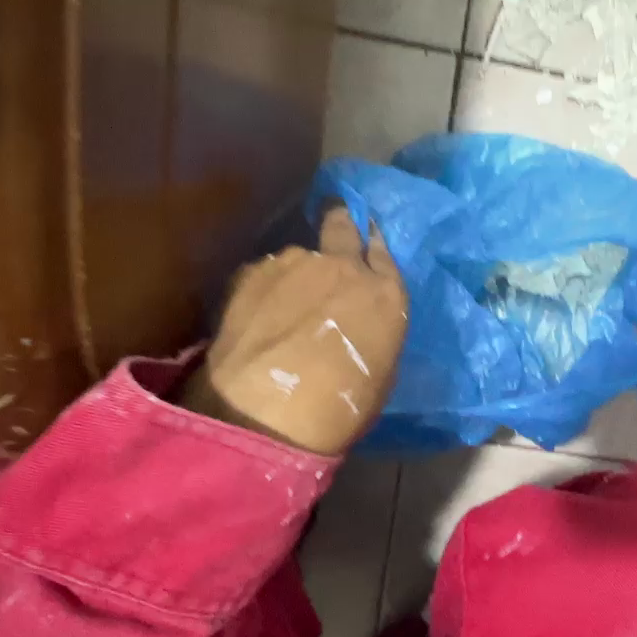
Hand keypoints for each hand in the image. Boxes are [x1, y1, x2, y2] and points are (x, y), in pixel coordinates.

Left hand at [177, 207, 406, 455]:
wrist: (268, 411)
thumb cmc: (340, 408)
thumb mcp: (380, 374)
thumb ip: (373, 333)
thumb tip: (359, 325)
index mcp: (385, 294)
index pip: (383, 254)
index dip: (373, 249)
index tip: (365, 249)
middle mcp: (343, 267)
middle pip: (342, 226)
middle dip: (339, 225)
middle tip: (330, 239)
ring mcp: (294, 263)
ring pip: (299, 257)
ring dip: (297, 273)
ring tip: (283, 306)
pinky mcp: (251, 272)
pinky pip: (264, 274)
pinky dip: (264, 290)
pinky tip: (256, 319)